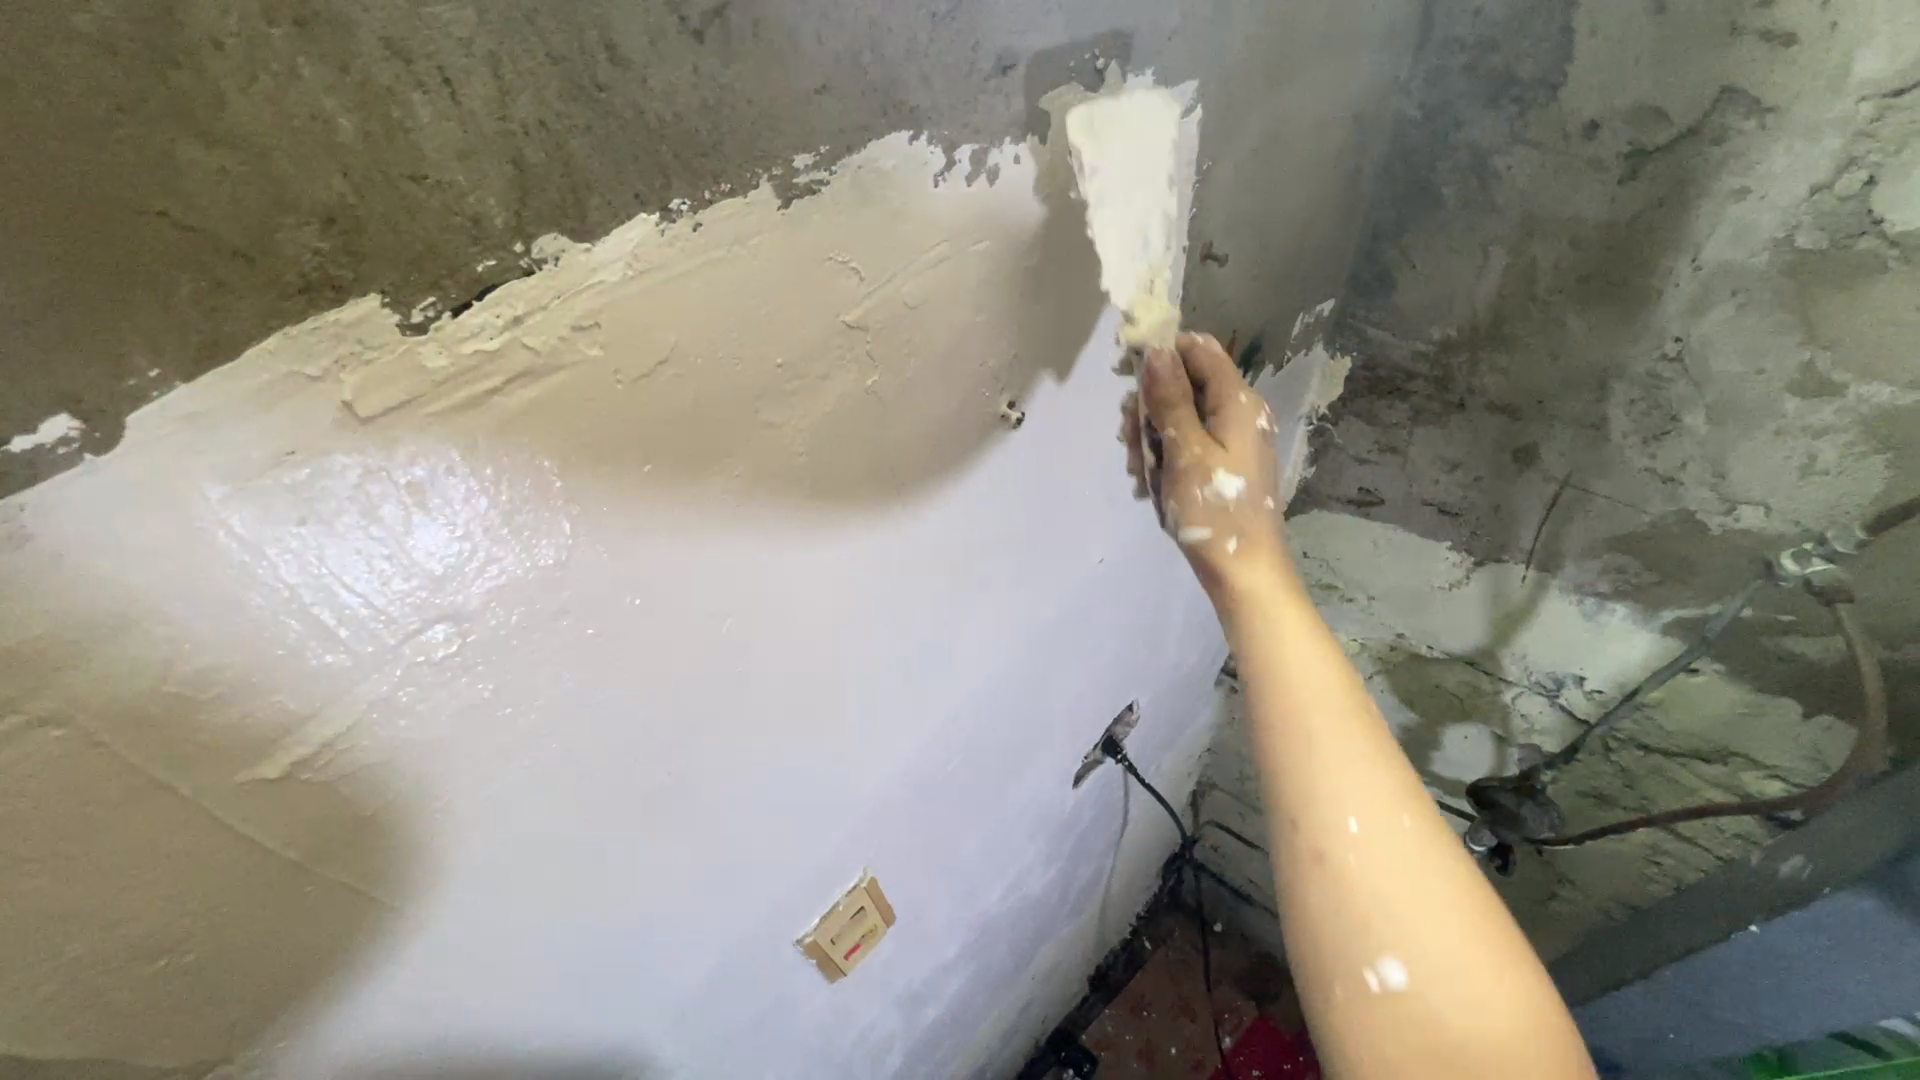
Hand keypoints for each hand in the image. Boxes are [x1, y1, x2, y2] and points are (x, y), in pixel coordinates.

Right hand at [1121, 332, 1286, 601]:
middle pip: (1183, 384)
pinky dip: (1162, 458)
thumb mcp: (1186, 451)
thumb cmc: (1215, 511)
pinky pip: (1184, 445)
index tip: (1124, 375)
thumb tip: (1157, 350)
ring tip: (1138, 473)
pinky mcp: (1220, 465)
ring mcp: (1230, 440)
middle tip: (1128, 441)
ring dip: (1149, 439)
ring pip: (1177, 417)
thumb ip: (1170, 398)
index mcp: (1237, 402)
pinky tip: (1149, 484)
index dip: (1161, 353)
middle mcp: (1238, 413)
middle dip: (1148, 408)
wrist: (1241, 571)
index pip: (1198, 350)